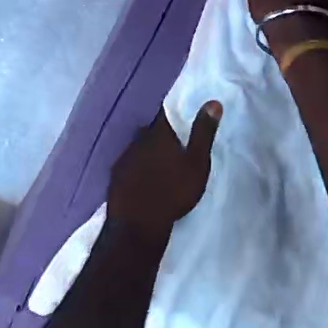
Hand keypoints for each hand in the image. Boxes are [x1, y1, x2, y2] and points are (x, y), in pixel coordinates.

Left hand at [105, 101, 221, 239]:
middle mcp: (138, 141)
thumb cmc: (173, 191)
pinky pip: (129, 165)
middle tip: (176, 143)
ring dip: (148, 151)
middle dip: (162, 134)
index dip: (175, 112)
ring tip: (161, 163)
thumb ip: (203, 132)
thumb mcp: (197, 162)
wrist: (138, 225)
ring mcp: (124, 159)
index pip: (165, 112)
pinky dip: (138, 167)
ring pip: (138, 147)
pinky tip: (144, 179)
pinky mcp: (115, 177)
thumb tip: (213, 102)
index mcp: (159, 134)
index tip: (184, 115)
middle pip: (151, 130)